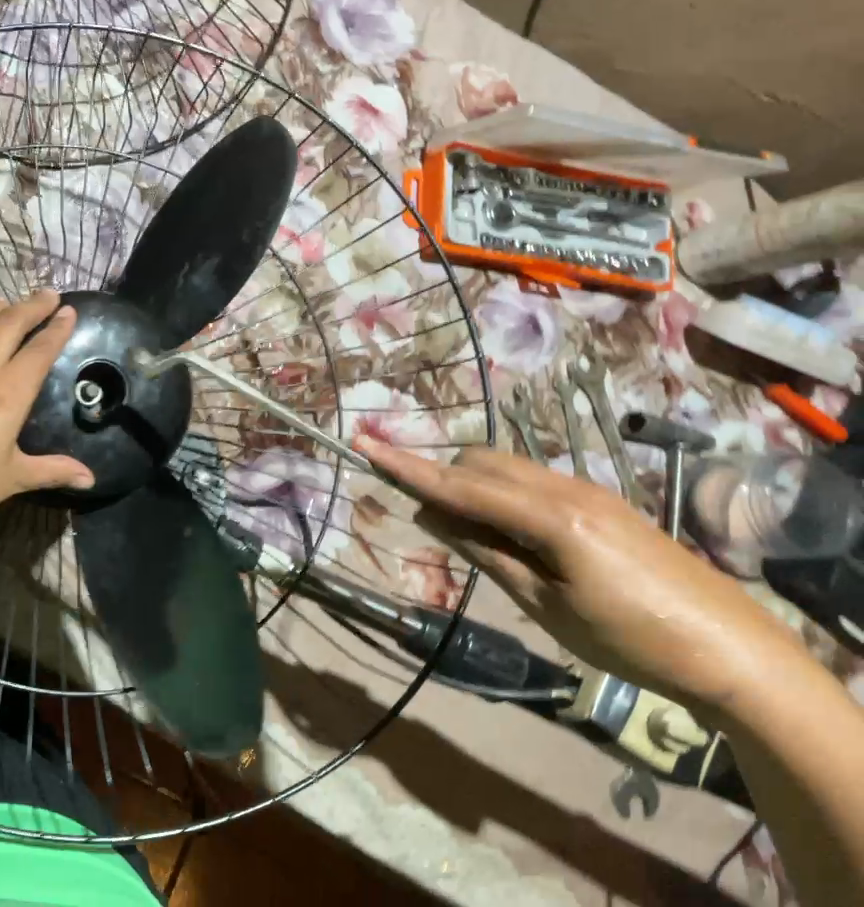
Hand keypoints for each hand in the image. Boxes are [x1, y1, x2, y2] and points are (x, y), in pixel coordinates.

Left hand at [0, 291, 92, 543]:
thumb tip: (90, 479)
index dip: (58, 328)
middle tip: (46, 297)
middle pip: (8, 323)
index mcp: (9, 392)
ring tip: (0, 304)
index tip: (69, 312)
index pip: (40, 349)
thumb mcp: (12, 478)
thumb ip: (53, 470)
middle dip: (31, 306)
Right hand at [357, 439, 801, 716]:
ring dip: (471, 487)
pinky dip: (499, 496)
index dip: (406, 467)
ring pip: (505, 468)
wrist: (736, 655)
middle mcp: (567, 490)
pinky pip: (530, 483)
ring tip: (467, 536)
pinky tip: (506, 536)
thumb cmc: (631, 641)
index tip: (362, 444)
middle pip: (480, 462)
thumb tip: (430, 514)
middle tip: (428, 523)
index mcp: (552, 519)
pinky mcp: (600, 504)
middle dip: (441, 478)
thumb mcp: (545, 604)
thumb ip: (485, 552)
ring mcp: (588, 493)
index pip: (460, 485)